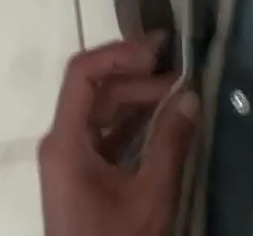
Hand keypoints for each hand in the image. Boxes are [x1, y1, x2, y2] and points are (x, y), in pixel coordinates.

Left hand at [40, 37, 200, 235]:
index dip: (119, 54)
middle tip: (183, 78)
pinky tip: (166, 122)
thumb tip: (190, 96)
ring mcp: (70, 159)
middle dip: (139, 79)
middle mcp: (61, 142)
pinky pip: (107, 134)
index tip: (157, 53)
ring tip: (180, 96)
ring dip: (139, 100)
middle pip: (96, 90)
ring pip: (103, 111)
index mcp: (65, 141)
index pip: (83, 74)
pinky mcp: (83, 175)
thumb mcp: (149, 198)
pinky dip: (135, 123)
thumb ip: (169, 143)